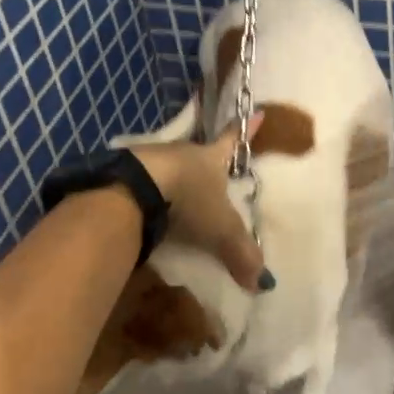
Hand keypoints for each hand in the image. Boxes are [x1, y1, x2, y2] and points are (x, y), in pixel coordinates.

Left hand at [128, 116, 271, 293]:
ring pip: (172, 167)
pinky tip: (152, 208)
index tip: (258, 111)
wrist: (136, 188)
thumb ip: (241, 251)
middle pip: (200, 155)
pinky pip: (148, 182)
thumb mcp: (220, 228)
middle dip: (206, 164)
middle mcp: (184, 152)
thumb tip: (263, 282)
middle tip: (213, 174)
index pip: (233, 140)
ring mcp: (155, 159)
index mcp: (210, 157)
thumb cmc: (188, 198)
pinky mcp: (130, 173)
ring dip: (177, 179)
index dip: (248, 129)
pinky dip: (153, 193)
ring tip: (180, 197)